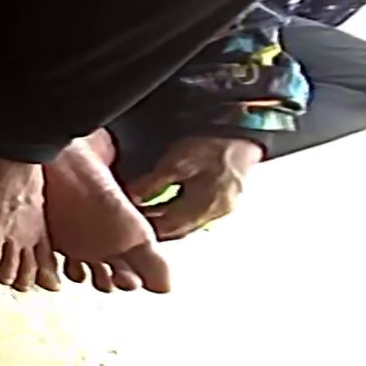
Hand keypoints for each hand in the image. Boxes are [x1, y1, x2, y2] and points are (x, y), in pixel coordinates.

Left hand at [127, 136, 263, 240]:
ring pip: (186, 224)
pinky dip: (174, 215)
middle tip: (127, 222)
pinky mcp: (223, 200)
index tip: (123, 225)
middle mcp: (215, 213)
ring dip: (163, 222)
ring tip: (138, 215)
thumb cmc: (208, 149)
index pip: (169, 228)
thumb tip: (131, 199)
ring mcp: (222, 208)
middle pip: (178, 229)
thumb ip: (152, 183)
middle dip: (152, 228)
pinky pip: (194, 215)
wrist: (242, 135)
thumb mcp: (174, 164)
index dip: (145, 228)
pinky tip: (158, 207)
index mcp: (204, 207)